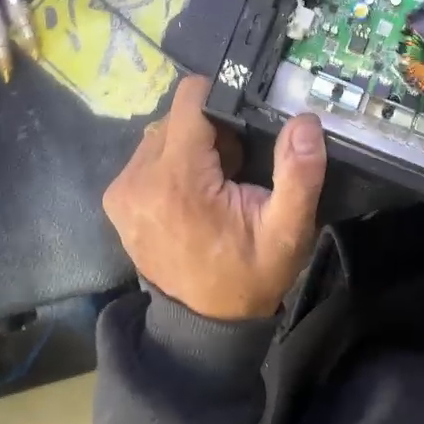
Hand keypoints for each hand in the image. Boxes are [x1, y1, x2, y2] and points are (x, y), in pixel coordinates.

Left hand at [103, 76, 326, 320]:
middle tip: (237, 171)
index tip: (246, 132)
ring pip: (164, 132)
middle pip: (178, 115)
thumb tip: (305, 121)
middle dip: (212, 131)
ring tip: (218, 185)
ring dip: (193, 146)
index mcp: (176, 179)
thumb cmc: (250, 274)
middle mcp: (138, 177)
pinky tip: (194, 195)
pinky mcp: (117, 199)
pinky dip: (175, 163)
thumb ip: (299, 174)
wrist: (207, 324)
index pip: (190, 99)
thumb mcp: (289, 231)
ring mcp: (122, 189)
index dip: (223, 102)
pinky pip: (150, 155)